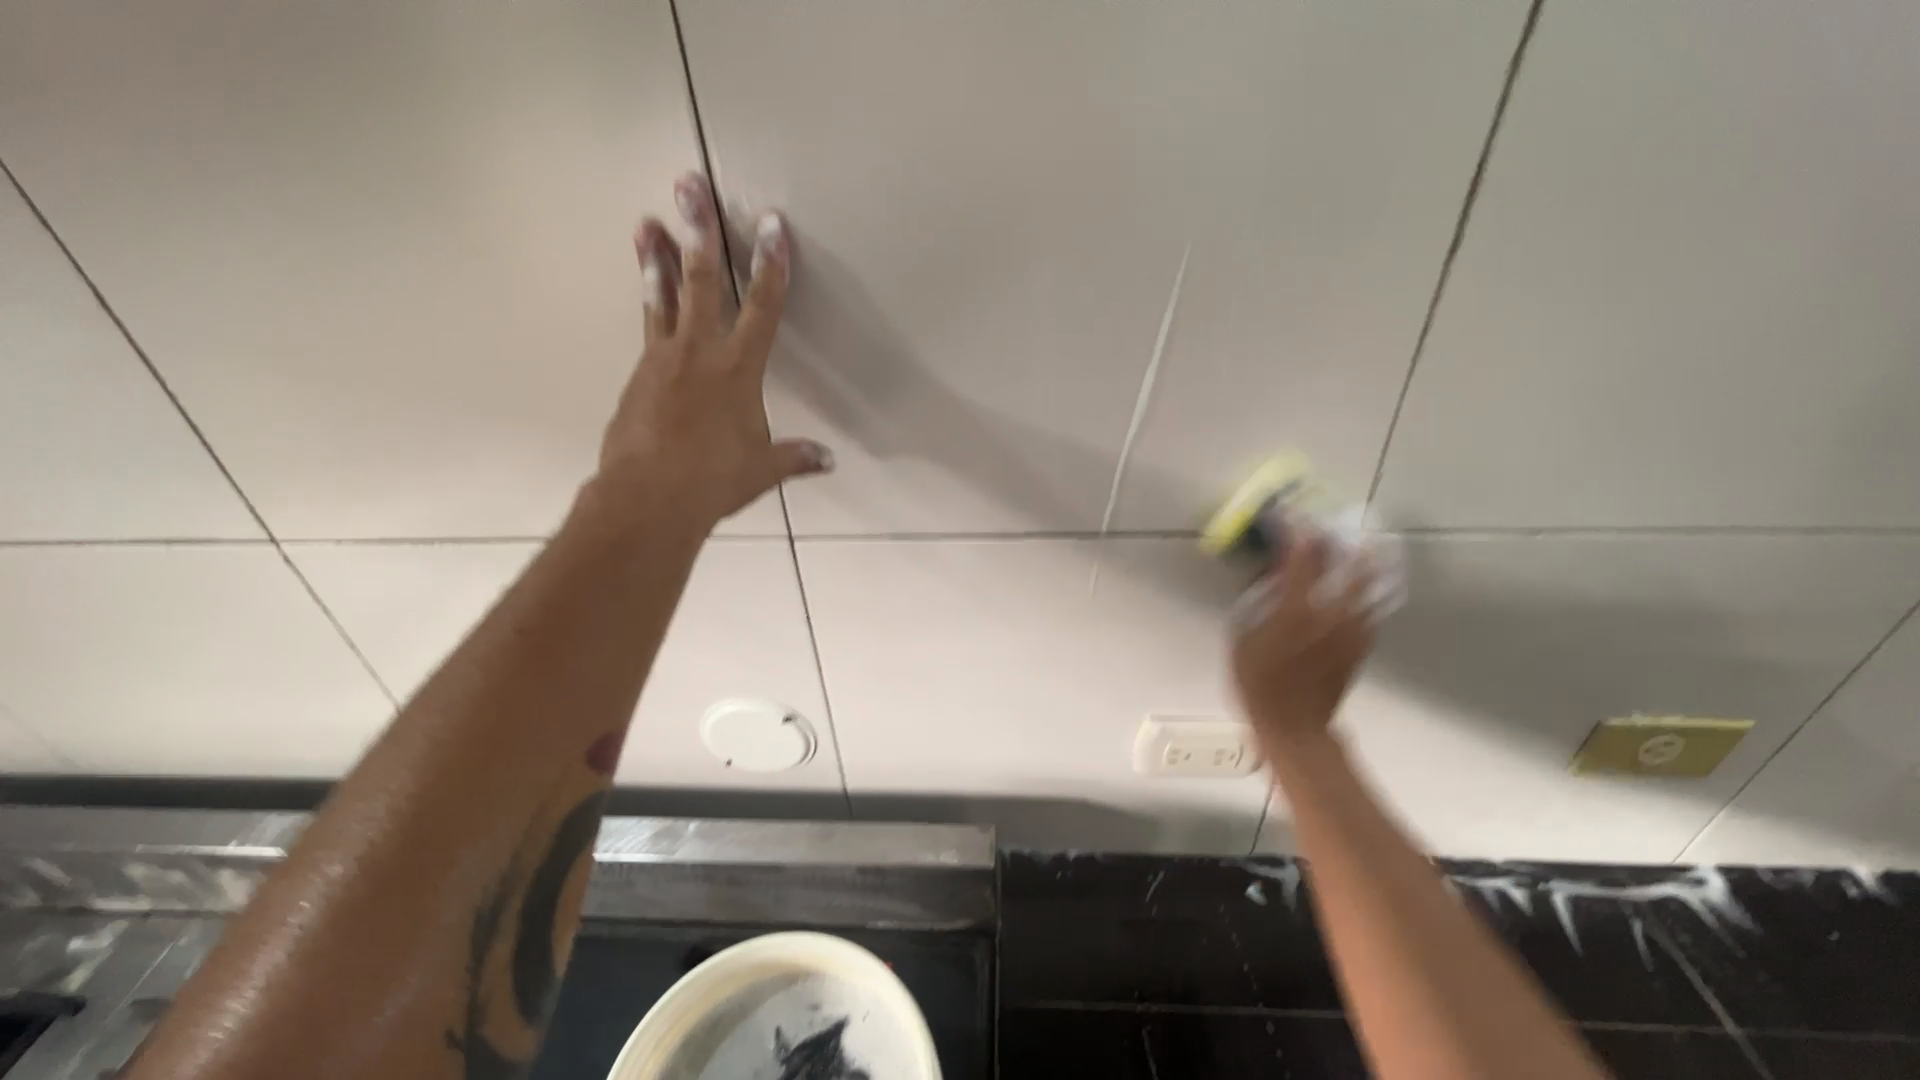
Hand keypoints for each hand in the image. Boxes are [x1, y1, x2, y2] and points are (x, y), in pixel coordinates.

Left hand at [596, 172, 831, 528]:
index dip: (772, 264)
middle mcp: (700, 352)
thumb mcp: (761, 469)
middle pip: (702, 280)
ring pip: (662, 296)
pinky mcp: (639, 374)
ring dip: (656, 256)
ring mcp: (663, 359)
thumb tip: (828, 460)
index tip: (772, 225)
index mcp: (739, 370)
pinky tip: (645, 287)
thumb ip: (794, 457)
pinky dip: (648, 300)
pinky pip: (648, 327)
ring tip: (647, 219)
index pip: (764, 307)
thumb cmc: (713, 482)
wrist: (647, 500)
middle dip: (699, 230)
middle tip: (688, 185)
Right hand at [1231, 527, 1377, 750]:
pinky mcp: (1363, 642)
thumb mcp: (1242, 636)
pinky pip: (1371, 605)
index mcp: (1296, 608)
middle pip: (1345, 562)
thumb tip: (1269, 571)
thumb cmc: (1257, 681)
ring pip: (1368, 581)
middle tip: (1328, 529)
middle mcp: (1331, 612)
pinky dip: (1367, 588)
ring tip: (1360, 547)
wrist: (1294, 724)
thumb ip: (1258, 599)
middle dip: (1337, 539)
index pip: (1301, 555)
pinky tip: (1362, 584)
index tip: (1289, 516)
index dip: (1295, 530)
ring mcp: (1353, 627)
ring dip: (1362, 559)